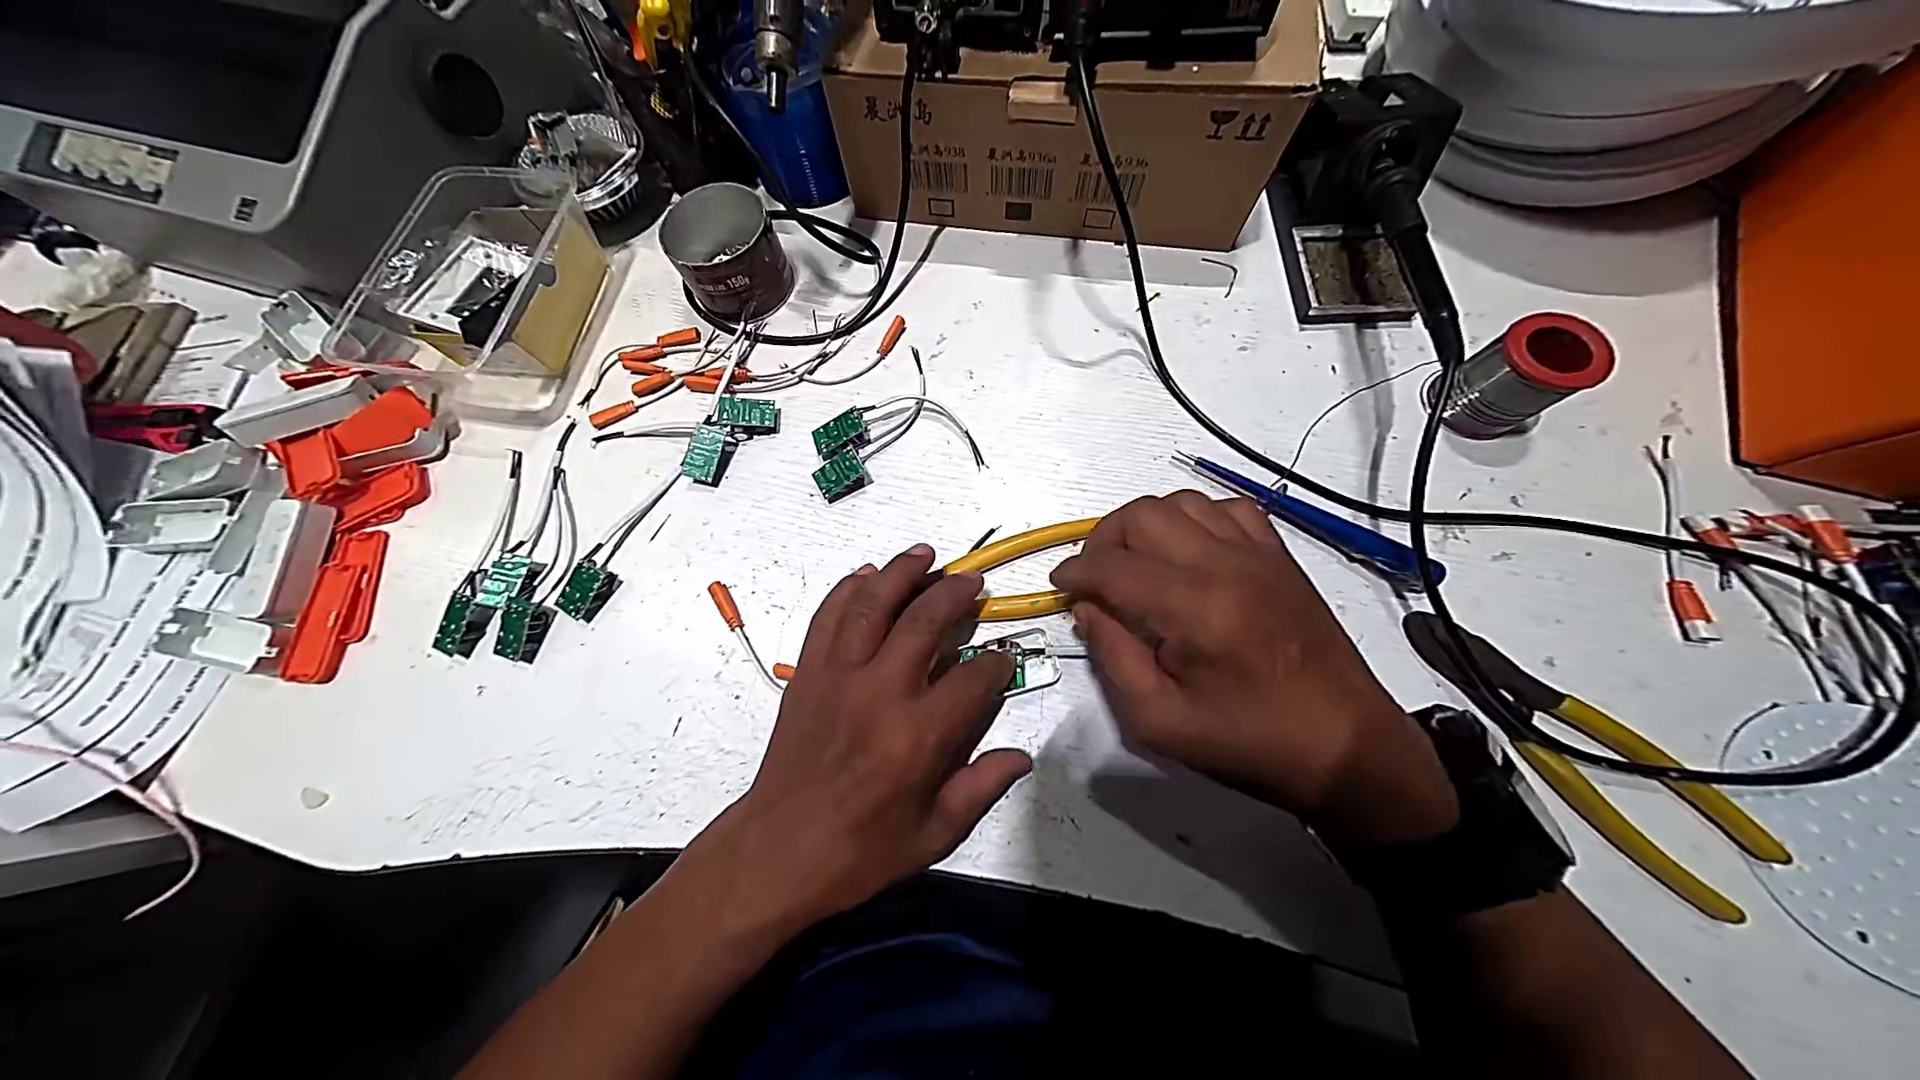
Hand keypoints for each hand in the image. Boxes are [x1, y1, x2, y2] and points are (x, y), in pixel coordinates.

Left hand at [694, 544, 1030, 933]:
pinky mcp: (807, 675)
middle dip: (954, 594)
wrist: (775, 853)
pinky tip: (865, 576)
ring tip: (924, 553)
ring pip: (871, 606)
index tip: (1002, 661)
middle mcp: (878, 694)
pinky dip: (846, 590)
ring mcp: (836, 678)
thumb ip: (980, 788)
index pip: (972, 678)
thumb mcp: (932, 834)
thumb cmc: (857, 852)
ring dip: (900, 573)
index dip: (996, 664)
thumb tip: (1020, 755)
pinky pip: (826, 619)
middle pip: (923, 622)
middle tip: (972, 582)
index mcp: (916, 736)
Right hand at [1050, 493, 1457, 843]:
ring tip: (1135, 561)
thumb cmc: (1251, 742)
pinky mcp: (1280, 559)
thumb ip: (1113, 659)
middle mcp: (1226, 566)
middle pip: (1142, 516)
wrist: (1346, 747)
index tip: (1061, 587)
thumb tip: (1089, 611)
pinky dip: (1195, 518)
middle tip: (1094, 576)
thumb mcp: (1159, 722)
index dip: (1075, 572)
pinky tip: (1188, 550)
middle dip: (1103, 540)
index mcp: (1195, 608)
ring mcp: (1258, 556)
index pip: (1113, 566)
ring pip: (1182, 502)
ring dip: (1146, 525)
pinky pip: (1229, 509)